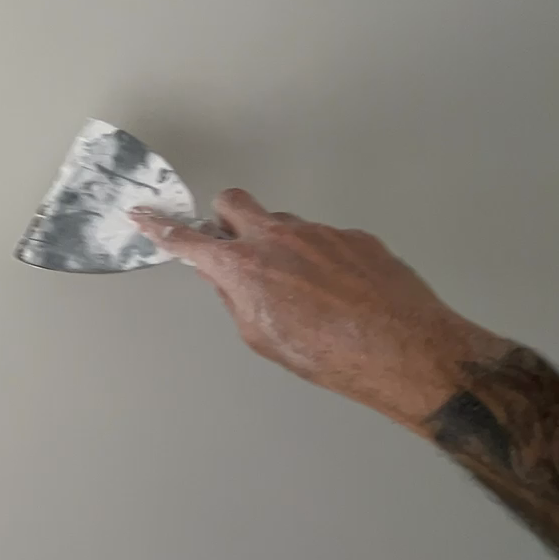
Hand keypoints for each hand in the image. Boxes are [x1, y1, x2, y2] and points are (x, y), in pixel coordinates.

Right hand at [133, 190, 509, 432]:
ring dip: (279, 242)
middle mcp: (275, 238)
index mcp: (241, 266)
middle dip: (225, 217)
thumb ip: (234, 297)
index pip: (185, 238)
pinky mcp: (358, 237)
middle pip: (232, 201)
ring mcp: (320, 233)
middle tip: (238, 246)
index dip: (158, 226)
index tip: (141, 214)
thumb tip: (224, 276)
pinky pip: (325, 238)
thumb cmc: (327, 357)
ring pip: (282, 222)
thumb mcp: (260, 335)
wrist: (417, 357)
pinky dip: (322, 257)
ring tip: (307, 285)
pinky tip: (345, 291)